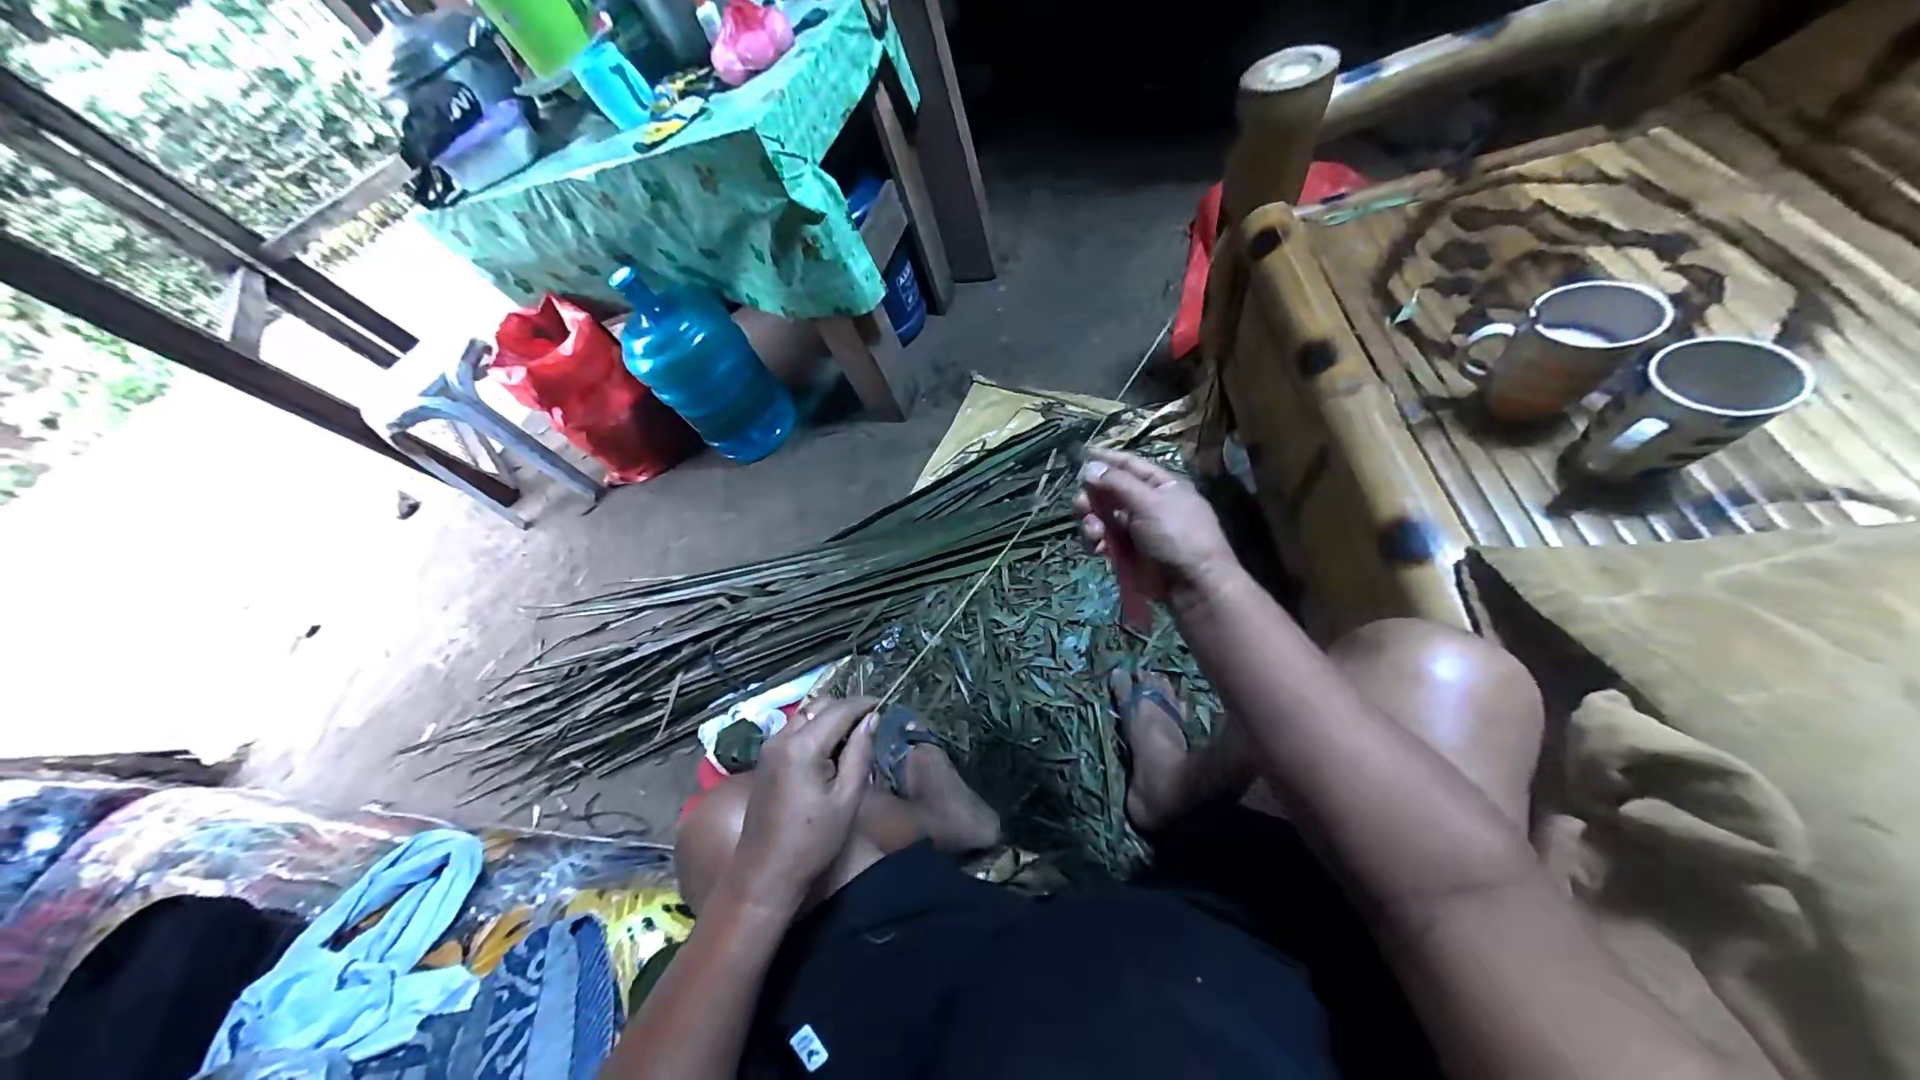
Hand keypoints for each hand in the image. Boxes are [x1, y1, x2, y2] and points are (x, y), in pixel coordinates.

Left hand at [724, 696, 877, 910]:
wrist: (764, 874)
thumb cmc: (812, 842)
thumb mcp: (847, 798)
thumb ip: (860, 753)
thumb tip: (872, 719)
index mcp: (802, 747)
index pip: (839, 710)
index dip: (863, 704)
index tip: (884, 705)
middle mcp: (781, 738)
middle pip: (819, 705)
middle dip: (846, 708)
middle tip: (871, 721)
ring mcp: (769, 747)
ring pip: (805, 714)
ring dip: (829, 717)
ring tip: (854, 735)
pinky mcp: (766, 759)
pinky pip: (794, 729)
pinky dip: (815, 728)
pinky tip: (831, 749)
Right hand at [1073, 448, 1238, 605]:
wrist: (1192, 584)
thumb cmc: (1177, 536)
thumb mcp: (1149, 503)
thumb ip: (1117, 483)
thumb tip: (1089, 466)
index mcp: (1161, 485)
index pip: (1129, 465)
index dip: (1106, 459)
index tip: (1082, 455)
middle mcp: (1147, 504)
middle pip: (1109, 491)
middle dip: (1092, 497)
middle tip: (1082, 505)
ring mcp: (1136, 529)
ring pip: (1101, 516)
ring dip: (1091, 521)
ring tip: (1094, 531)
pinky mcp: (1126, 551)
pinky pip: (1103, 539)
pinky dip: (1096, 541)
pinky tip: (1097, 548)